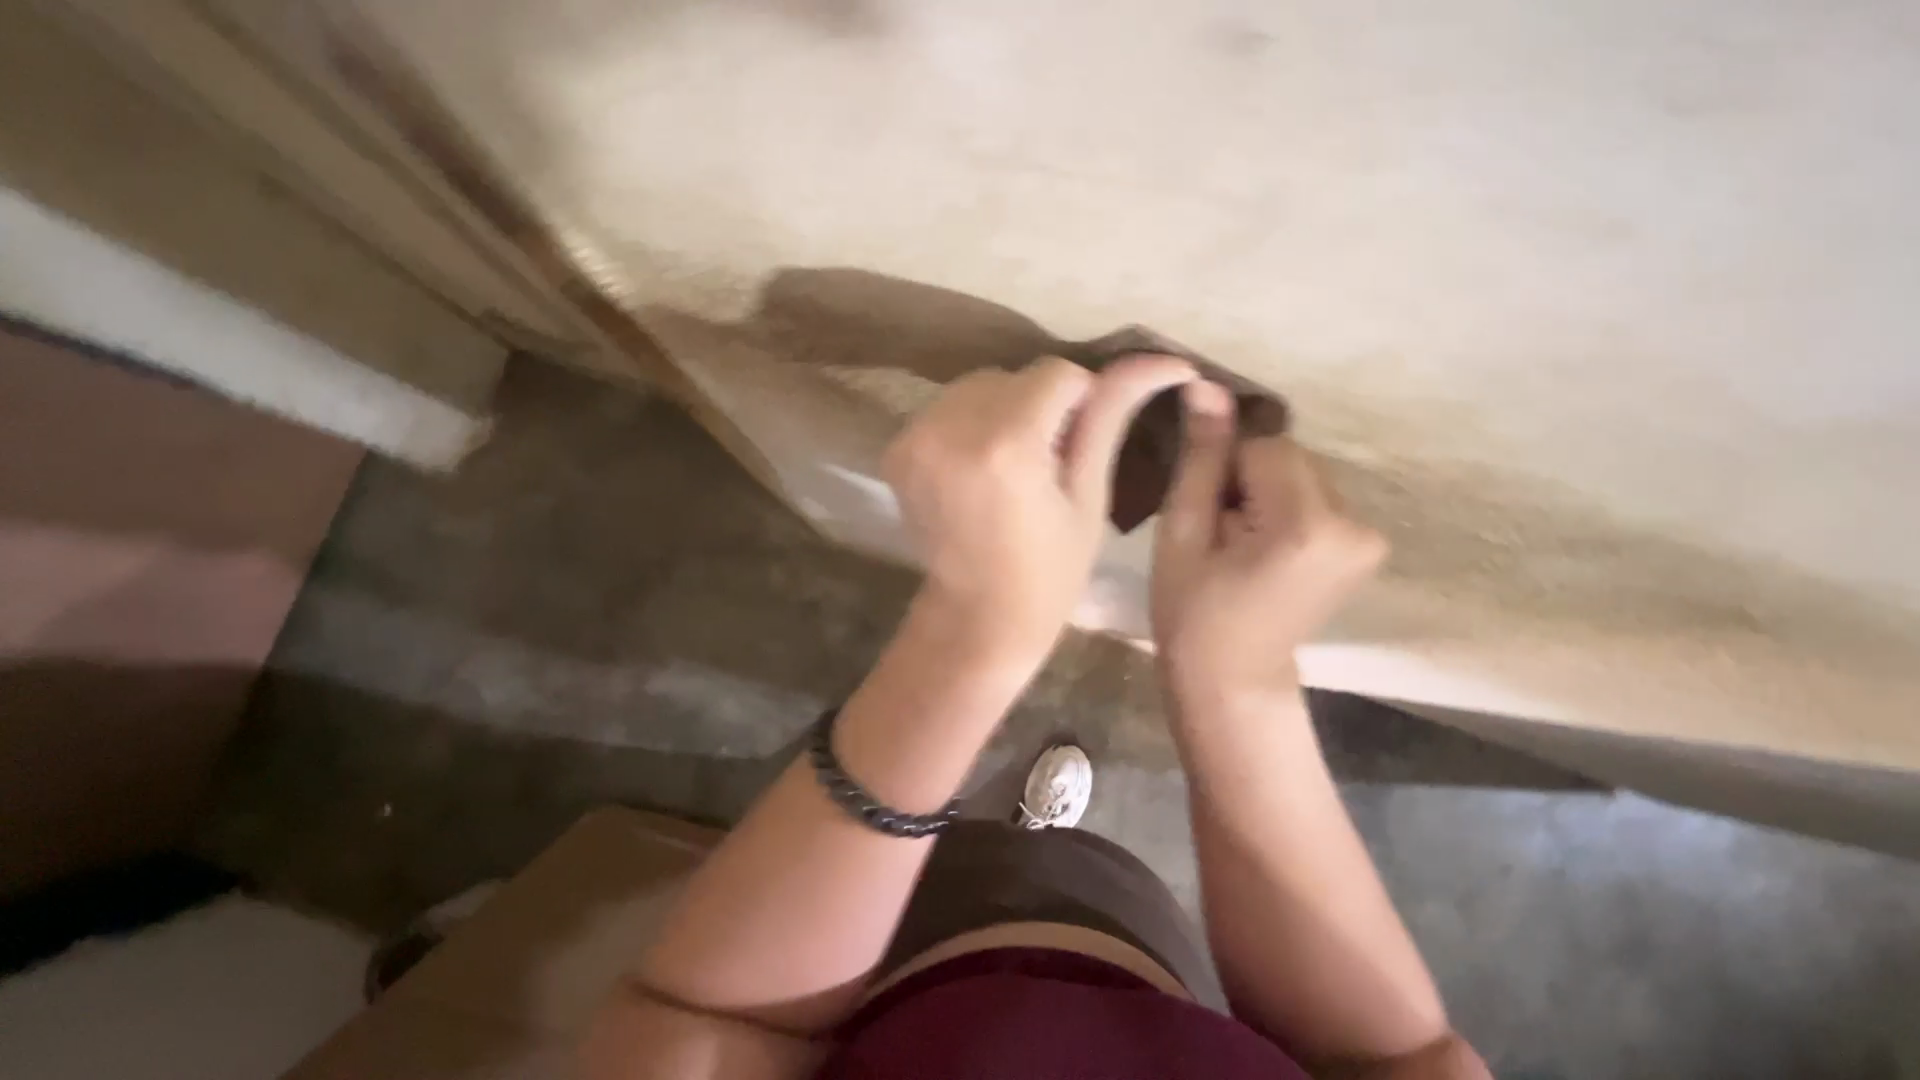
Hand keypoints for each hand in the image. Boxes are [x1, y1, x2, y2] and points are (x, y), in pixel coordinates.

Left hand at [884, 354, 1195, 657]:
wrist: (977, 616)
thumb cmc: (1051, 569)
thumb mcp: (1090, 494)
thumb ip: (1112, 415)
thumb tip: (1165, 360)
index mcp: (1009, 443)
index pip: (1057, 373)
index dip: (1079, 403)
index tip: (1076, 449)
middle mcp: (952, 429)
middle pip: (1013, 377)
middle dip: (1038, 406)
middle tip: (1045, 464)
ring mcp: (916, 438)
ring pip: (977, 387)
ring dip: (1002, 412)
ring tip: (1012, 468)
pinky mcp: (897, 450)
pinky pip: (947, 410)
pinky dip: (969, 428)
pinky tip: (980, 472)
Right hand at [1151, 382, 1387, 698]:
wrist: (1234, 679)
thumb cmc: (1193, 613)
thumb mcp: (1182, 533)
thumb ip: (1201, 458)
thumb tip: (1206, 386)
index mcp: (1306, 525)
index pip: (1262, 447)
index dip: (1225, 472)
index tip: (1210, 518)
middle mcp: (1354, 522)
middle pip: (1289, 456)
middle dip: (1250, 480)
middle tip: (1223, 534)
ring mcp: (1369, 536)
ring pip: (1303, 473)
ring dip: (1270, 494)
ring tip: (1244, 546)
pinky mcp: (1370, 544)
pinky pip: (1318, 495)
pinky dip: (1289, 510)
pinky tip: (1268, 551)